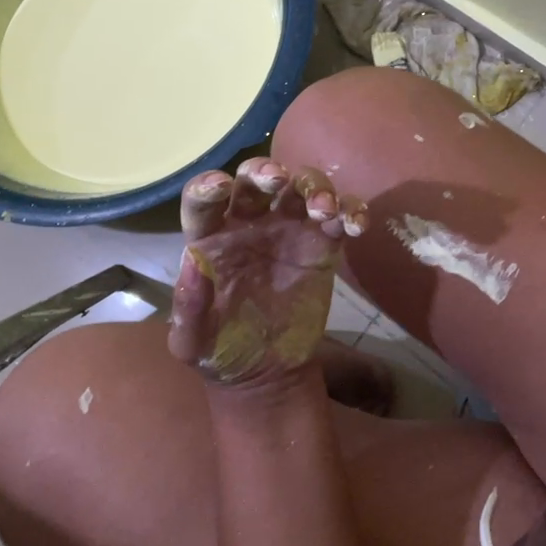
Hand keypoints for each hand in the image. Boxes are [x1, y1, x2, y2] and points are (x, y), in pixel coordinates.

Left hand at [169, 157, 369, 387]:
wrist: (269, 374)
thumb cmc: (221, 352)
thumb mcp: (192, 343)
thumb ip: (189, 307)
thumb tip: (193, 262)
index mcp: (212, 238)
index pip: (204, 201)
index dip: (208, 187)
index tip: (221, 187)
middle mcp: (250, 223)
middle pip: (256, 180)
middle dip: (267, 171)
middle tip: (279, 179)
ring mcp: (289, 229)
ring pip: (301, 187)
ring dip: (315, 186)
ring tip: (325, 210)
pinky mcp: (323, 243)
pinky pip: (340, 215)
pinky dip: (352, 210)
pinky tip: (356, 225)